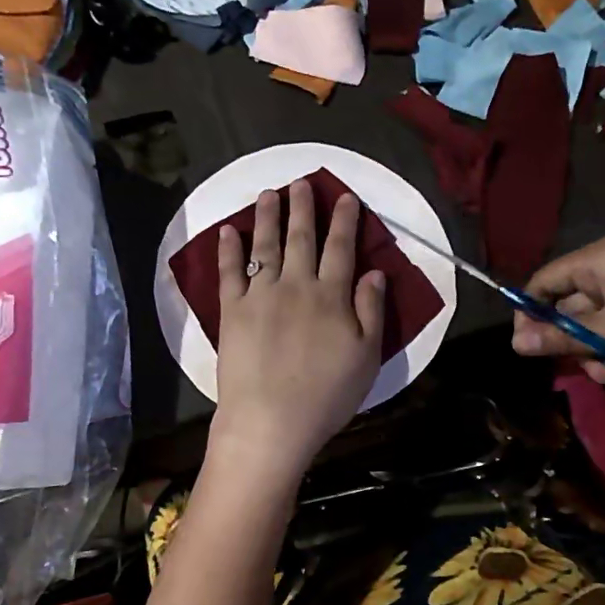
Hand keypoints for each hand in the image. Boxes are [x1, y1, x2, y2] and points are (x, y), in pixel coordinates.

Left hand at [212, 179, 385, 467]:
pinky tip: (229, 231)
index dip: (345, 221)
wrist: (271, 420)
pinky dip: (229, 250)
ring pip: (266, 247)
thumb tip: (375, 272)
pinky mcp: (232, 312)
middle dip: (303, 208)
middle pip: (301, 239)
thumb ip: (371, 311)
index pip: (341, 249)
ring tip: (269, 193)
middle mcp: (296, 286)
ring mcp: (260, 296)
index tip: (346, 197)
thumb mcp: (367, 356)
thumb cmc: (327, 394)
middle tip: (302, 184)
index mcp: (331, 296)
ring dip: (268, 217)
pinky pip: (230, 273)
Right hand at [511, 234, 604, 382]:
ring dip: (600, 350)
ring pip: (600, 319)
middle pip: (571, 303)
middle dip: (574, 342)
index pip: (544, 281)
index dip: (530, 314)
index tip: (528, 351)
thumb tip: (514, 343)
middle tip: (591, 372)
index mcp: (600, 258)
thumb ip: (565, 338)